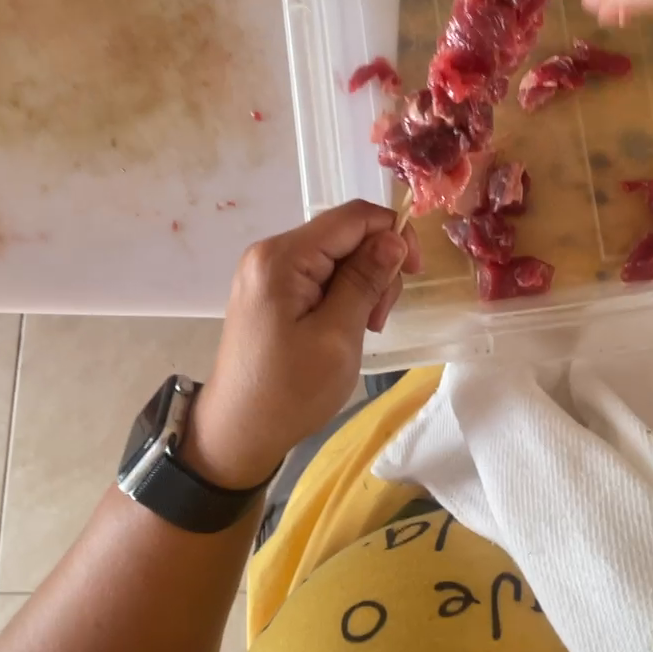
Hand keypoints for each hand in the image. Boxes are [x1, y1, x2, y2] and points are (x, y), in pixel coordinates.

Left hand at [183, 201, 419, 488]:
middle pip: (346, 234)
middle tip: (378, 318)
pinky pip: (320, 273)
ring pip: (338, 254)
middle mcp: (272, 251)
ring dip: (363, 283)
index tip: (416, 273)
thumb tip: (394, 237)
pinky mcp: (272, 289)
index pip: (354, 217)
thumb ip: (365, 280)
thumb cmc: (289, 391)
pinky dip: (344, 293)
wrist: (236, 435)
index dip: (393, 233)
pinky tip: (346, 325)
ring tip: (363, 328)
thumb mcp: (338, 337)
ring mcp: (269, 270)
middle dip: (376, 266)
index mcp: (283, 257)